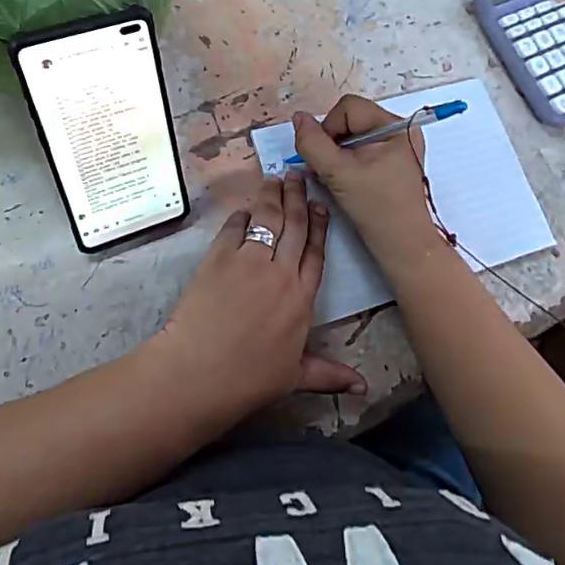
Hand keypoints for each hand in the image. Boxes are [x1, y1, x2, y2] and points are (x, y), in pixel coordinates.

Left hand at [146, 175, 365, 426]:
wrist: (200, 371)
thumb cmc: (249, 380)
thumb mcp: (294, 378)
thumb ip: (329, 374)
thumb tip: (364, 388)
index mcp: (302, 298)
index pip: (316, 252)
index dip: (319, 226)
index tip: (319, 206)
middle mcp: (280, 273)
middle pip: (294, 226)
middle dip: (297, 198)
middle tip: (297, 176)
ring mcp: (249, 261)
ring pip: (267, 218)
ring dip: (272, 196)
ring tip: (275, 179)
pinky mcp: (219, 256)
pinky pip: (234, 228)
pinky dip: (241, 216)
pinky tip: (244, 209)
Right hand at [291, 96, 443, 265]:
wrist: (404, 247)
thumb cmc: (376, 208)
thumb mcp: (337, 172)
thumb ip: (312, 142)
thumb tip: (299, 118)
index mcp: (396, 126)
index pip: (347, 108)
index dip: (328, 129)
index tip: (325, 159)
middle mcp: (401, 131)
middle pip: (350, 120)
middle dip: (332, 142)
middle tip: (326, 169)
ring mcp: (399, 147)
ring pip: (353, 136)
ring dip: (337, 153)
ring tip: (334, 177)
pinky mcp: (394, 162)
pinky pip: (362, 149)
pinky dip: (347, 161)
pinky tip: (344, 181)